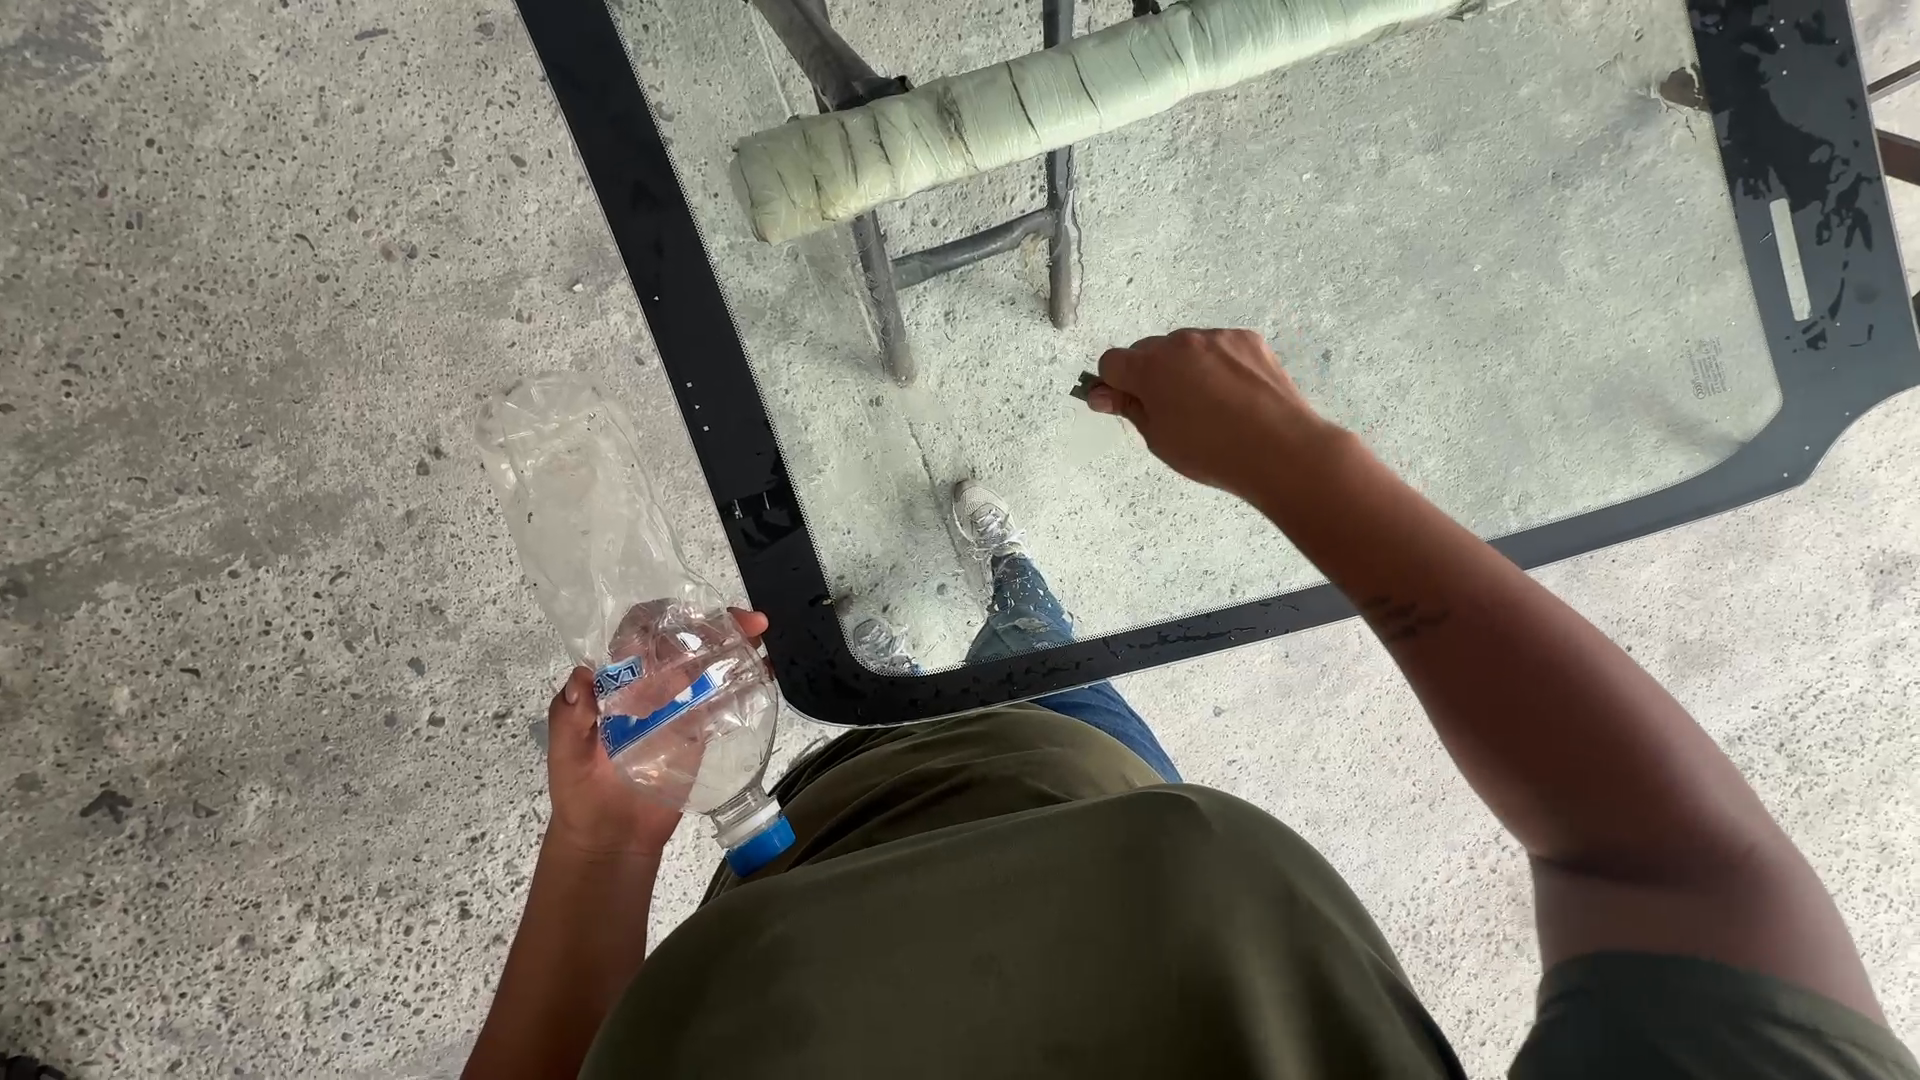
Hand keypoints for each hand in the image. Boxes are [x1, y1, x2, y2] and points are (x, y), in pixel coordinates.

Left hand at [543, 608, 769, 856]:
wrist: (612, 838)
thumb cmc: (581, 793)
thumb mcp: (566, 754)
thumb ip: (570, 718)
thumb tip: (582, 676)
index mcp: (618, 682)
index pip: (640, 633)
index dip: (665, 616)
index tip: (690, 616)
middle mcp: (652, 684)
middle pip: (685, 641)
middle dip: (716, 624)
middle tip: (748, 622)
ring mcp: (681, 704)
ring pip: (710, 662)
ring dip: (736, 643)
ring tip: (760, 636)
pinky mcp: (703, 728)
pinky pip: (726, 696)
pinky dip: (748, 678)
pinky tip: (766, 669)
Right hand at [1088, 328, 1343, 501]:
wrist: (1279, 449)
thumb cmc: (1210, 452)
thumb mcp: (1158, 437)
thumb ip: (1127, 408)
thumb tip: (1100, 394)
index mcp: (1150, 367)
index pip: (1111, 362)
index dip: (1113, 385)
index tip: (1125, 406)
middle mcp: (1180, 342)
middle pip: (1147, 351)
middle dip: (1149, 375)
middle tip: (1169, 411)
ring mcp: (1216, 337)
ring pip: (1184, 348)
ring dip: (1183, 368)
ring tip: (1207, 406)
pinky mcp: (1247, 340)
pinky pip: (1218, 347)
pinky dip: (1216, 365)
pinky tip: (1231, 395)